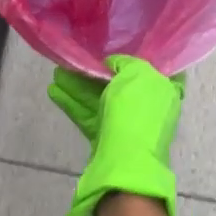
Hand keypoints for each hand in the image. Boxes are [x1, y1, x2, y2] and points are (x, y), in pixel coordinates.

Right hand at [48, 55, 186, 215]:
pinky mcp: (107, 140)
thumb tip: (114, 65)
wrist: (122, 168)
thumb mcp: (136, 74)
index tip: (108, 48)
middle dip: (94, 71)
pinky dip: (72, 103)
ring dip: (78, 85)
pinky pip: (89, 115)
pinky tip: (54, 92)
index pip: (148, 69)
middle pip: (117, 83)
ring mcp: (126, 125)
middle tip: (72, 59)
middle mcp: (146, 107)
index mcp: (162, 91)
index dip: (129, 58)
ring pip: (100, 99)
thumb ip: (126, 62)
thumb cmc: (135, 114)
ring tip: (56, 73)